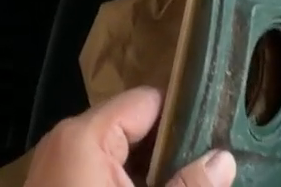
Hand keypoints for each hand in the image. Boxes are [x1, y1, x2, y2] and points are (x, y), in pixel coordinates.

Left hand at [24, 86, 237, 186]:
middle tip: (201, 169)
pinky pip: (96, 170)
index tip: (213, 136)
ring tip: (178, 182)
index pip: (148, 101)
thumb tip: (224, 159)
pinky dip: (120, 181)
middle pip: (133, 126)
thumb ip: (187, 186)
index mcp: (86, 133)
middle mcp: (67, 138)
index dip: (183, 117)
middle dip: (167, 149)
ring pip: (117, 151)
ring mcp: (55, 164)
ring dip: (146, 171)